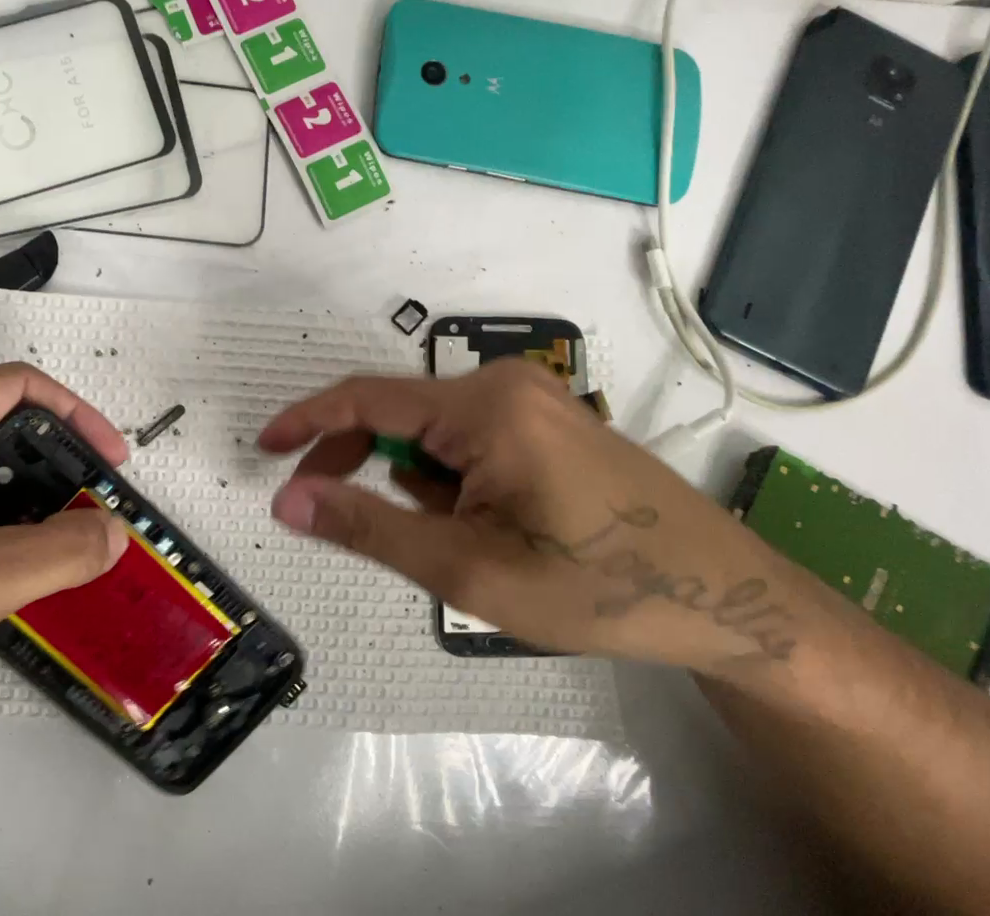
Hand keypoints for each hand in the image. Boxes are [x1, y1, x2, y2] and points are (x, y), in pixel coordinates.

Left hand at [0, 363, 126, 714]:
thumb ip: (61, 553)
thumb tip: (116, 533)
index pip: (22, 385)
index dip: (80, 417)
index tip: (114, 466)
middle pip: (1, 418)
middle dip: (55, 463)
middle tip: (91, 514)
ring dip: (23, 494)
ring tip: (56, 544)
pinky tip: (3, 559)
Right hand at [257, 360, 849, 674]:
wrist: (728, 603)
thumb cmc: (597, 591)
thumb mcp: (466, 571)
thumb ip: (366, 528)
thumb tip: (286, 499)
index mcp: (485, 408)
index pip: (364, 399)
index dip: (304, 422)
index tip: (261, 449)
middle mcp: (507, 385)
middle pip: (395, 411)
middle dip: (354, 459)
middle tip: (324, 512)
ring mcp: (534, 400)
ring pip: (430, 430)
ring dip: (409, 479)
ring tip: (442, 541)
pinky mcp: (549, 421)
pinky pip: (467, 437)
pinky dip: (445, 477)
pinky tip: (478, 524)